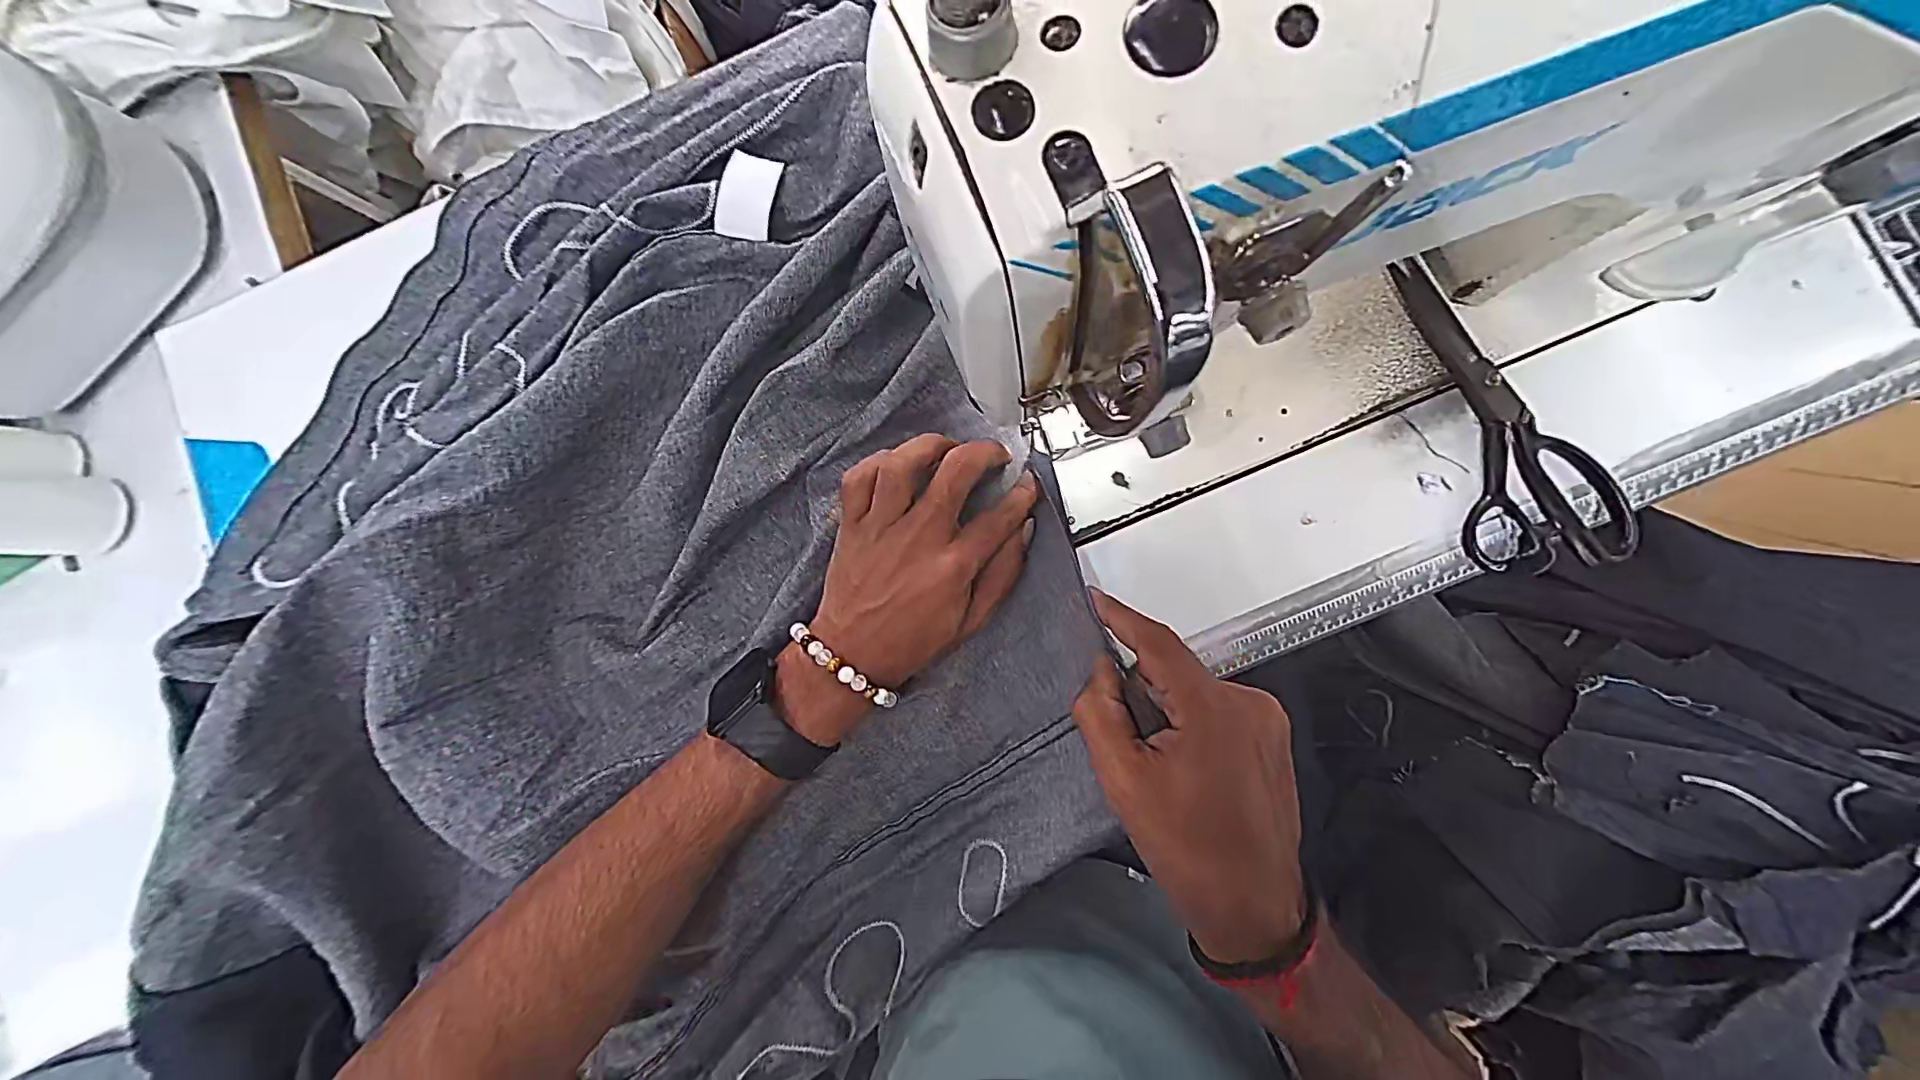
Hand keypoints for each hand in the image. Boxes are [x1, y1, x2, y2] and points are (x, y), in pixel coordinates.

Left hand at [776, 435, 1038, 744]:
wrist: (854, 655)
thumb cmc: (910, 641)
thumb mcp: (972, 621)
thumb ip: (1003, 575)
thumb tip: (1022, 533)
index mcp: (952, 567)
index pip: (999, 516)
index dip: (1022, 494)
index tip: (1026, 485)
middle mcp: (918, 539)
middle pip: (955, 472)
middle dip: (984, 452)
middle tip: (993, 455)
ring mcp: (881, 528)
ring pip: (903, 464)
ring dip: (930, 445)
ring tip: (947, 448)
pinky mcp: (853, 526)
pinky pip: (858, 478)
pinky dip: (877, 462)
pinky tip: (896, 464)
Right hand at [1072, 590, 1307, 963]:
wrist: (1250, 902)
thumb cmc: (1194, 851)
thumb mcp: (1123, 780)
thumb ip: (1101, 712)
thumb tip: (1099, 671)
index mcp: (1212, 711)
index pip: (1158, 643)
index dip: (1122, 617)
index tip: (1098, 601)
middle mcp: (1247, 705)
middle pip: (1172, 670)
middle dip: (1142, 692)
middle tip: (1131, 741)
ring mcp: (1265, 719)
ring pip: (1192, 689)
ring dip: (1168, 712)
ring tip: (1167, 768)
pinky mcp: (1270, 734)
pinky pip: (1215, 707)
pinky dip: (1190, 723)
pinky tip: (1189, 769)